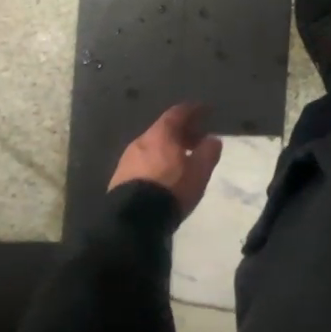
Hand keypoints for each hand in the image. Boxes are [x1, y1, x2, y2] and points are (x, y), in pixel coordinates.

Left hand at [108, 103, 223, 216]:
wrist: (132, 221)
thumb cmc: (171, 188)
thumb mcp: (199, 171)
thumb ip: (208, 151)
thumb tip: (212, 139)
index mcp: (161, 133)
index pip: (178, 112)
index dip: (193, 110)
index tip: (205, 111)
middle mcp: (141, 141)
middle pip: (164, 130)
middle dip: (181, 133)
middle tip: (196, 142)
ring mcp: (126, 160)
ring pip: (151, 147)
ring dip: (167, 150)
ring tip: (180, 163)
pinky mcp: (118, 179)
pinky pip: (142, 163)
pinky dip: (155, 164)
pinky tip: (162, 177)